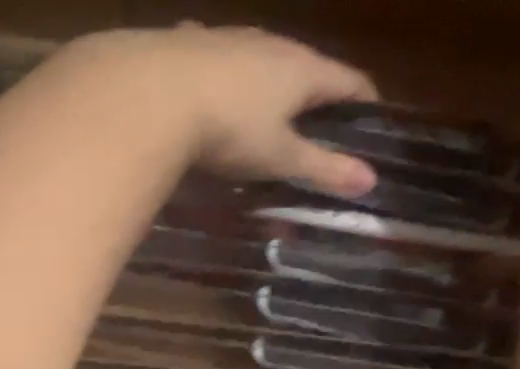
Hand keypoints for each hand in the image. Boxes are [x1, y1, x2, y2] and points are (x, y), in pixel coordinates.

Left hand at [77, 25, 378, 197]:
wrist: (144, 93)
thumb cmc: (230, 128)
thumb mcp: (282, 157)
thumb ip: (325, 168)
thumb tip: (371, 180)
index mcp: (301, 68)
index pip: (349, 79)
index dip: (366, 101)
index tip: (375, 121)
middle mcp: (268, 43)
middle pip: (306, 63)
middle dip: (319, 91)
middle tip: (326, 122)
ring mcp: (225, 37)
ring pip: (262, 56)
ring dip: (273, 80)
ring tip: (274, 108)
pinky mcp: (187, 42)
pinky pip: (221, 58)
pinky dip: (230, 76)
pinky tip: (219, 88)